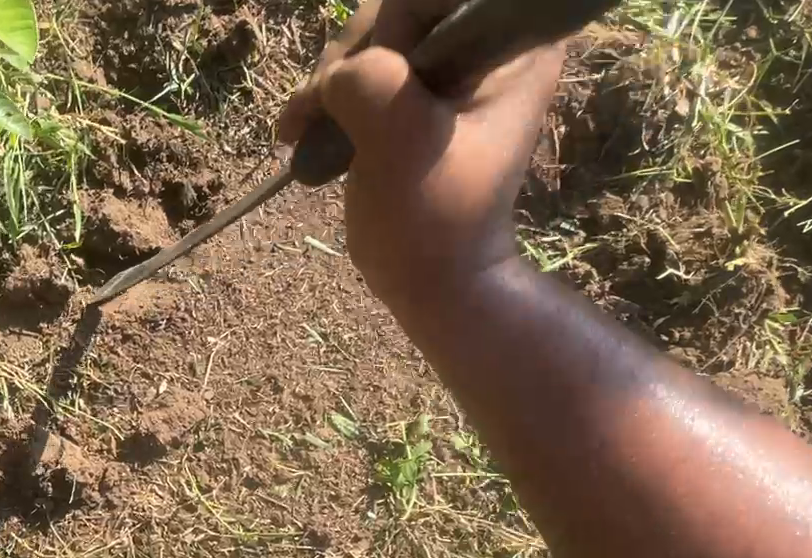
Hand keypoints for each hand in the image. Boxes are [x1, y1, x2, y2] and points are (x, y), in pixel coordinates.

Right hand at [276, 0, 563, 308]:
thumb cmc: (428, 222)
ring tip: (303, 131)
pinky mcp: (414, 94)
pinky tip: (301, 130)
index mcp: (510, 40)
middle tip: (320, 113)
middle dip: (352, 59)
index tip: (365, 85)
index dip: (390, 29)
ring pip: (372, 39)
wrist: (428, 277)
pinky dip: (325, 98)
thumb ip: (371, 82)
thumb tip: (337, 70)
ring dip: (328, 83)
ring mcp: (446, 67)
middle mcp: (484, 39)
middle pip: (399, 9)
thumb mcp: (400, 146)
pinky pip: (361, 70)